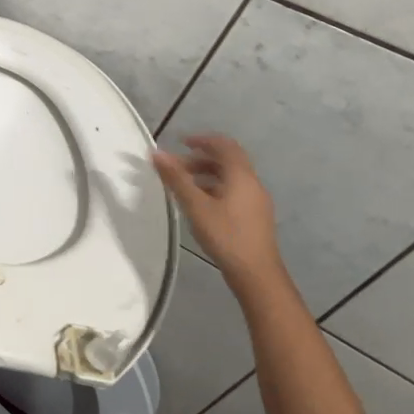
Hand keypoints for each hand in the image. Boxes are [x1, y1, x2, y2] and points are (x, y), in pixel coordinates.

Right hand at [153, 135, 283, 283]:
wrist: (256, 274)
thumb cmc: (225, 235)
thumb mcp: (195, 205)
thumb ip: (176, 178)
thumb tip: (156, 153)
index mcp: (241, 177)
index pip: (225, 145)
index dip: (202, 139)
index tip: (180, 143)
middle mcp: (252, 184)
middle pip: (227, 160)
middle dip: (201, 158)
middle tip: (176, 167)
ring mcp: (256, 201)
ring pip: (230, 177)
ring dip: (206, 174)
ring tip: (183, 186)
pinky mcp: (254, 216)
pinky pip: (234, 191)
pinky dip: (214, 188)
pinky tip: (199, 204)